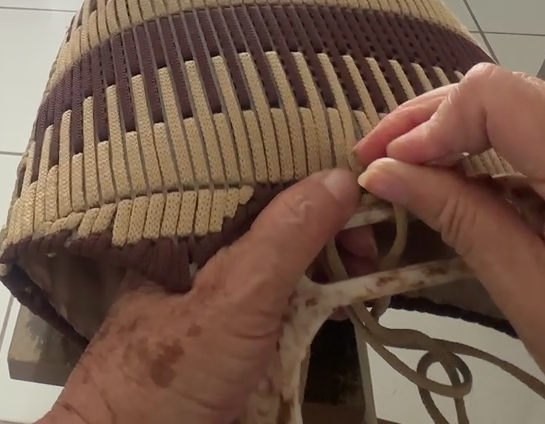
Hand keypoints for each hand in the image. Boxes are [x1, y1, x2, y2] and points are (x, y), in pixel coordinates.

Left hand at [40, 169, 357, 423]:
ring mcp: (217, 292)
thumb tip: (340, 176)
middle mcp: (203, 246)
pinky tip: (340, 304)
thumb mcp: (237, 294)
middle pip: (275, 218)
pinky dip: (314, 300)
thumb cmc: (173, 368)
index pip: (257, 179)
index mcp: (191, 221)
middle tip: (371, 249)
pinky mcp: (232, 334)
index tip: (362, 196)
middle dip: (328, 225)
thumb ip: (286, 236)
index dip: (312, 180)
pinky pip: (280, 302)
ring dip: (327, 263)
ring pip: (283, 261)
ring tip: (367, 273)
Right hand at [354, 63, 544, 423]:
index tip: (387, 161)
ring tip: (412, 168)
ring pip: (527, 108)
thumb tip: (385, 172)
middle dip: (435, 121)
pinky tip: (467, 181)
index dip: (432, 120)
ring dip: (463, 134)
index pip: (501, 97)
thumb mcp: (540, 308)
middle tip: (379, 156)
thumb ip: (462, 222)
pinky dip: (500, 152)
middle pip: (510, 93)